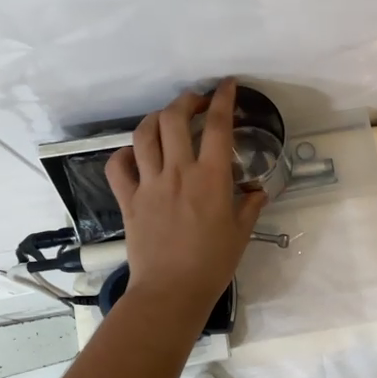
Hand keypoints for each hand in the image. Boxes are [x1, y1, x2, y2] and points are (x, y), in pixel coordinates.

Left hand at [106, 77, 265, 315]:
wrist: (171, 291)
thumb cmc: (212, 265)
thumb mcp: (241, 234)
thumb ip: (250, 206)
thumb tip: (257, 191)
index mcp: (211, 179)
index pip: (217, 127)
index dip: (222, 99)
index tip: (227, 86)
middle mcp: (178, 172)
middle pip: (175, 119)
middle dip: (186, 100)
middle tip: (195, 101)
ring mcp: (149, 184)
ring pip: (145, 134)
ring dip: (156, 119)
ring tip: (167, 119)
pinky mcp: (128, 200)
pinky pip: (118, 166)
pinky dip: (125, 153)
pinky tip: (136, 154)